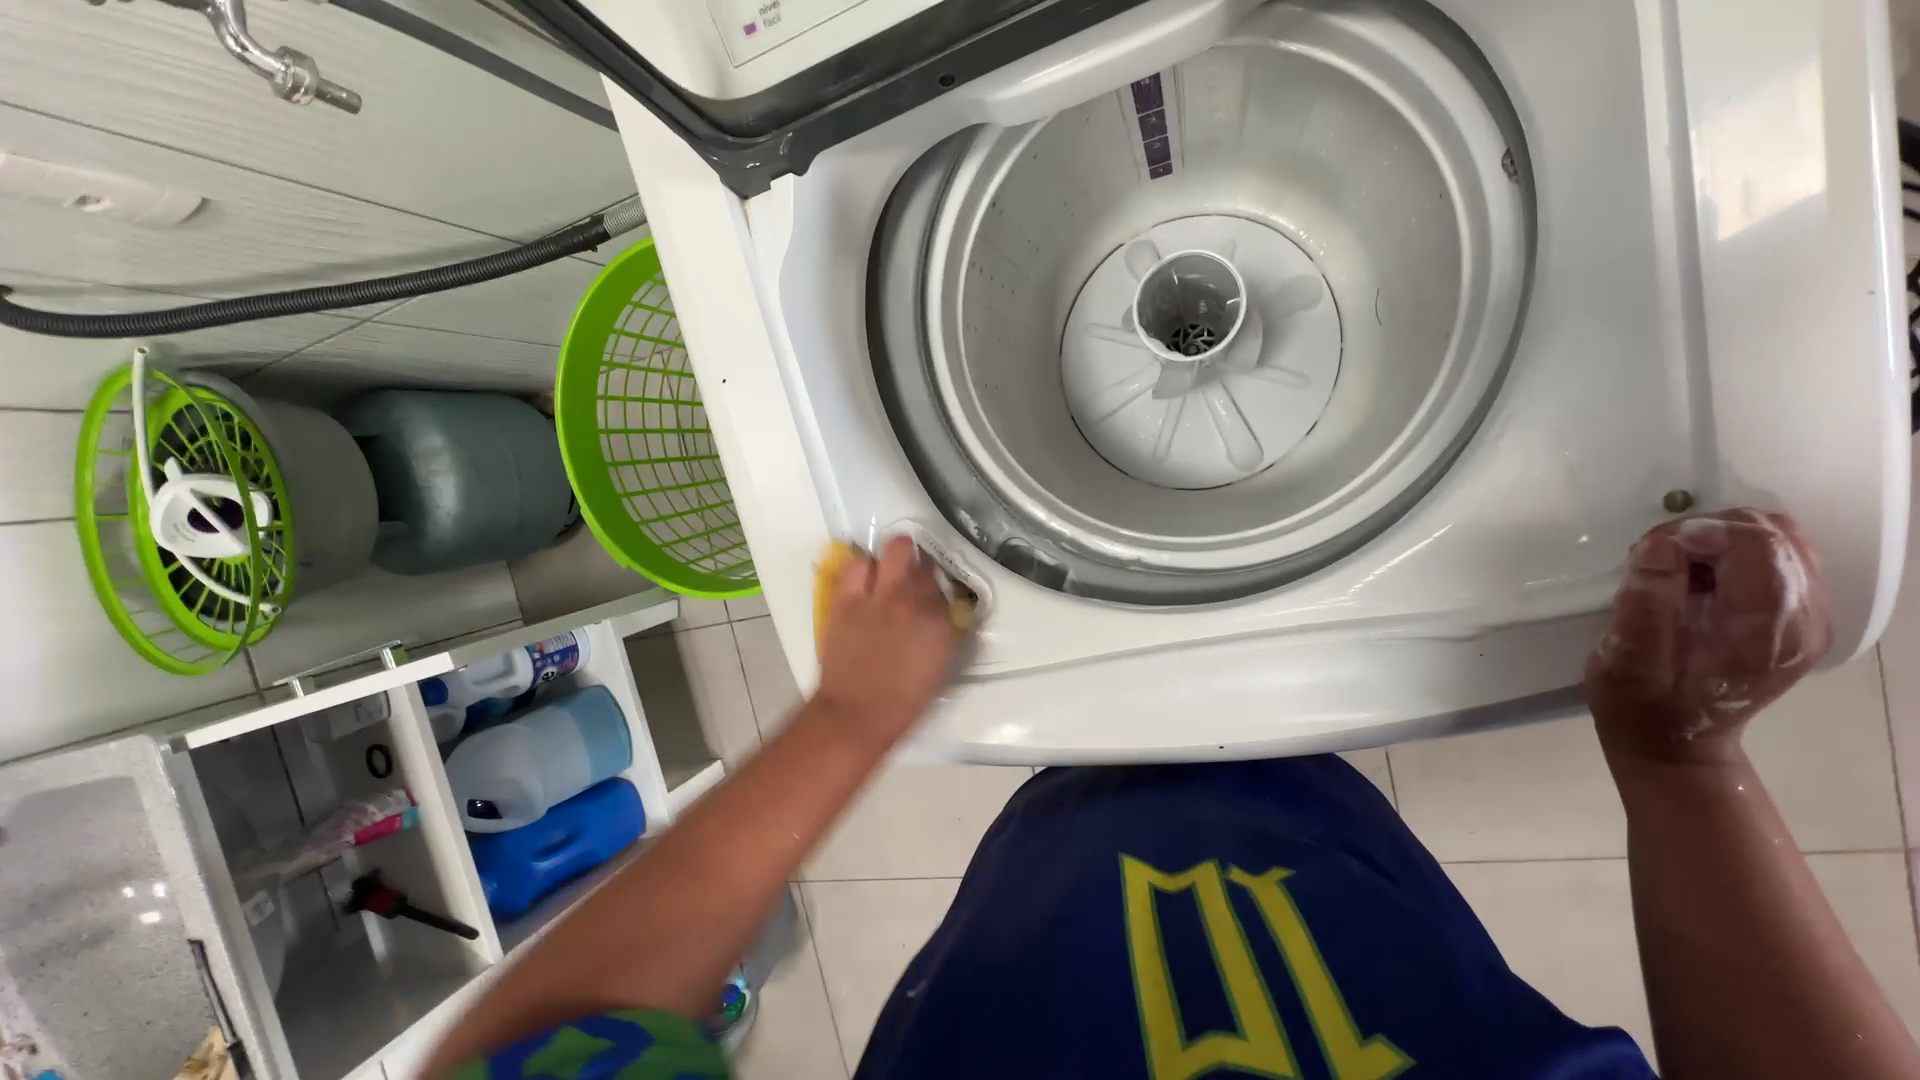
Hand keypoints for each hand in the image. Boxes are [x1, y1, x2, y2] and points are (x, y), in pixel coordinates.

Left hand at [813, 536, 966, 745]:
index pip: (948, 588)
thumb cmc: (903, 700)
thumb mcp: (940, 666)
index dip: (941, 591)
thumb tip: (944, 614)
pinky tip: (864, 579)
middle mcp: (914, 602)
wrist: (856, 713)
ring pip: (896, 549)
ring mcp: (880, 596)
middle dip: (923, 566)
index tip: (934, 598)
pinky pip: (857, 564)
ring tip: (889, 570)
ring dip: (895, 557)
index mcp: (941, 623)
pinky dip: (864, 566)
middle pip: (926, 563)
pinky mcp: (848, 597)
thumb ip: (945, 633)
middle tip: (914, 577)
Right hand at [1584, 509, 1832, 763]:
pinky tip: (1698, 579)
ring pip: (1782, 540)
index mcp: (1764, 631)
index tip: (1648, 552)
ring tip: (1676, 568)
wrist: (1674, 743)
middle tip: (1656, 558)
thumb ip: (1646, 601)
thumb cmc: (1642, 705)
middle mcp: (1804, 620)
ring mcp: (1809, 618)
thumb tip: (1659, 546)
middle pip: (1775, 535)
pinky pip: (1780, 560)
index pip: (1757, 545)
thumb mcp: (1626, 659)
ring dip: (1721, 540)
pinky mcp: (1797, 617)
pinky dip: (1734, 554)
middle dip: (1708, 532)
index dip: (1699, 531)